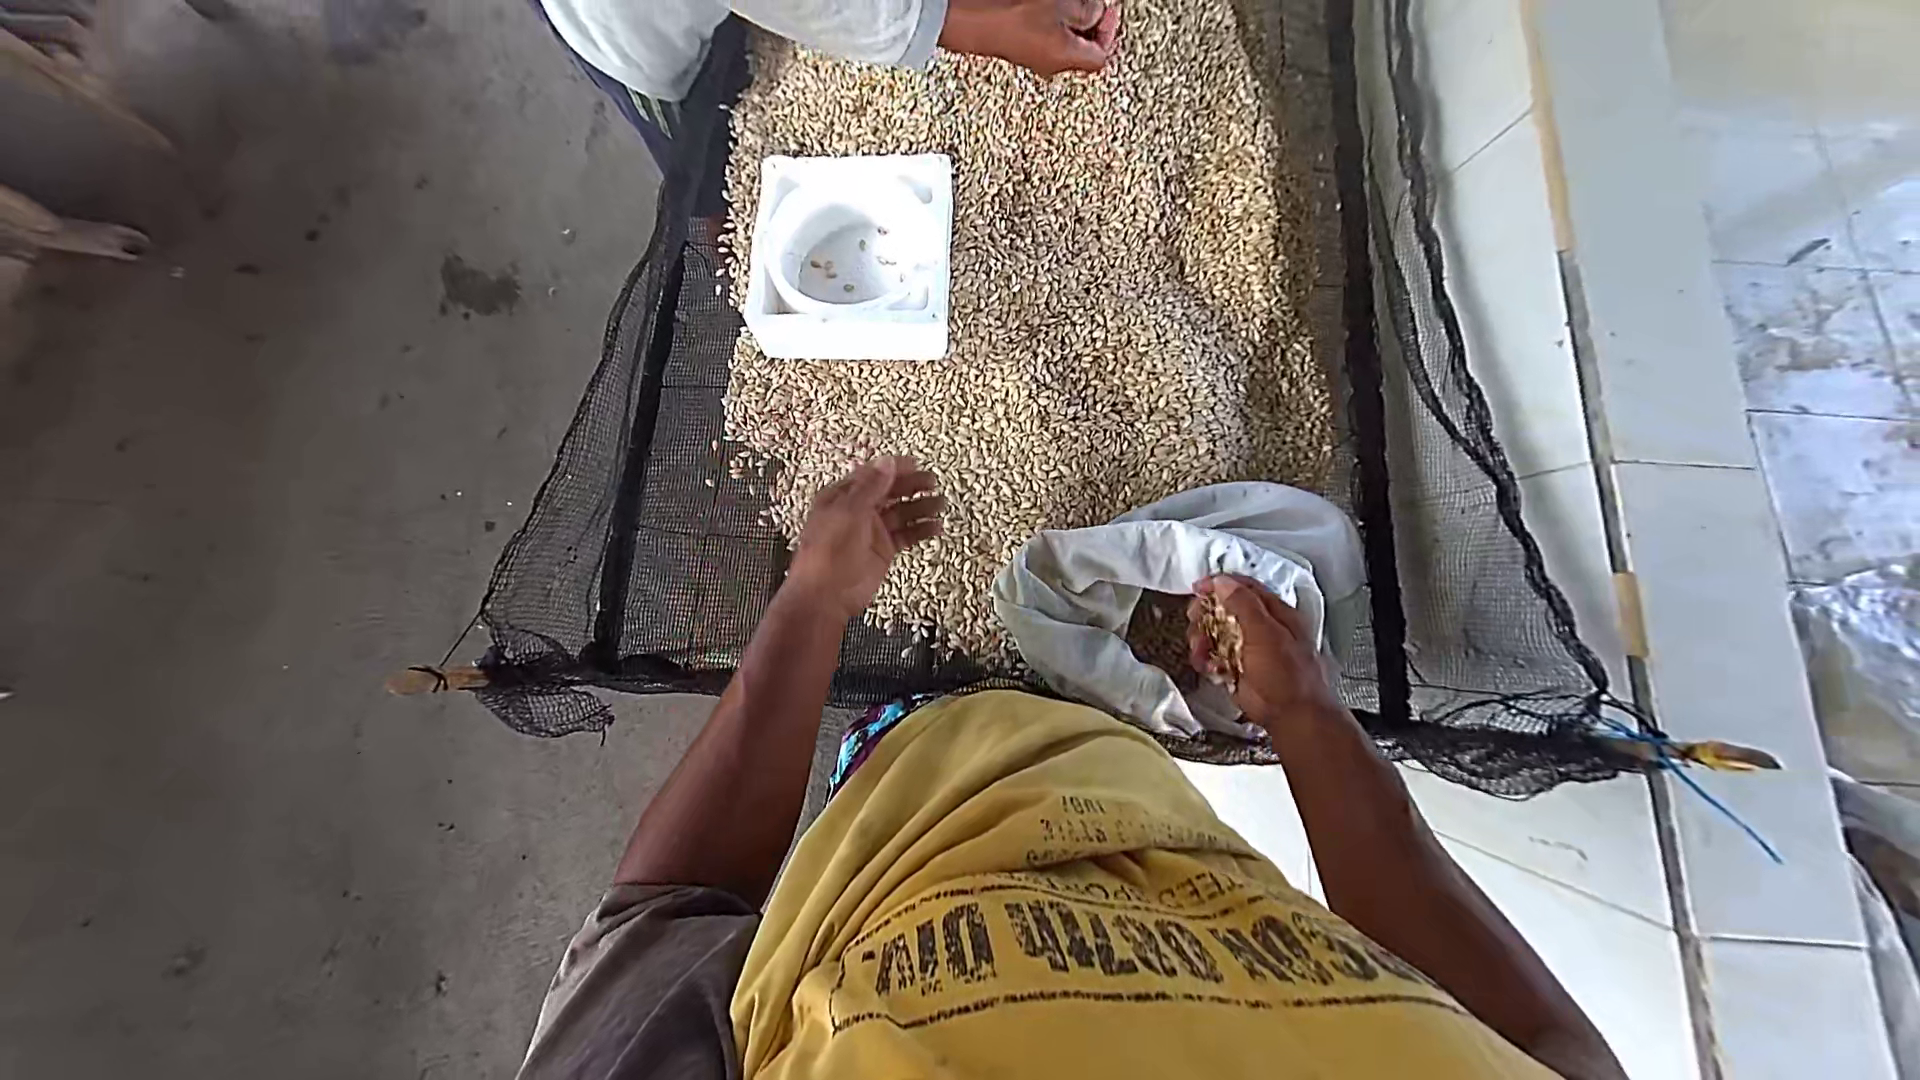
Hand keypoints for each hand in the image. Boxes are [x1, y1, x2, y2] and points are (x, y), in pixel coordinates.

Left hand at [785, 457, 945, 621]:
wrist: (826, 595)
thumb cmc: (828, 553)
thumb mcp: (848, 513)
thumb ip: (870, 487)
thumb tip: (887, 462)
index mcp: (842, 497)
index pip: (872, 476)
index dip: (893, 469)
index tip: (916, 464)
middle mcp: (858, 511)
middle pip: (889, 492)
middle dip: (911, 486)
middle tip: (932, 482)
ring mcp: (871, 531)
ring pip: (901, 513)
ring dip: (920, 507)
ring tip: (940, 503)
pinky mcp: (883, 550)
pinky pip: (906, 535)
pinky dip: (921, 530)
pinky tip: (935, 527)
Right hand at [939, 0, 1121, 78]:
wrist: (978, 21)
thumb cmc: (1014, 16)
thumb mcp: (1060, 5)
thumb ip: (1086, 10)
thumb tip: (1096, 12)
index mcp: (1066, 59)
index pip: (1100, 56)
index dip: (1107, 31)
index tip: (1108, 10)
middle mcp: (1052, 67)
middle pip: (1083, 54)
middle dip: (1090, 28)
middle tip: (1092, 5)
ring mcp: (1037, 61)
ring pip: (1066, 48)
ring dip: (1072, 26)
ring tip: (1069, 4)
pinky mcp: (1024, 51)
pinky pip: (1049, 42)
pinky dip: (1056, 28)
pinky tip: (1050, 11)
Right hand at [1187, 575, 1341, 728]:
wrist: (1291, 716)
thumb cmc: (1288, 675)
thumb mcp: (1265, 633)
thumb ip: (1244, 605)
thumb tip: (1222, 582)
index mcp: (1275, 613)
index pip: (1244, 588)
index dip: (1220, 584)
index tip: (1198, 588)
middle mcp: (1260, 627)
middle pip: (1224, 609)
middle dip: (1204, 614)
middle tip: (1194, 619)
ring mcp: (1247, 647)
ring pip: (1214, 632)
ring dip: (1201, 638)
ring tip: (1200, 649)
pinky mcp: (1235, 666)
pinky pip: (1212, 655)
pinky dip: (1205, 658)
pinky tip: (1207, 665)